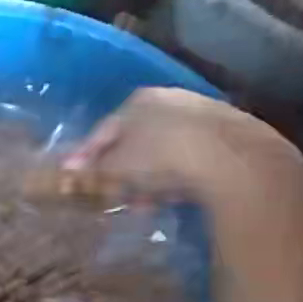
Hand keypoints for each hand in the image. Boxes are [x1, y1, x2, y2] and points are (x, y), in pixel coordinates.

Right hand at [63, 88, 302, 205]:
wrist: (234, 161)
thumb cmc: (159, 157)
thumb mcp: (113, 167)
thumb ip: (88, 168)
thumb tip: (67, 170)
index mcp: (141, 100)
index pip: (103, 130)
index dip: (86, 157)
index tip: (77, 179)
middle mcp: (174, 99)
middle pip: (136, 140)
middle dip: (121, 171)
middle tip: (112, 195)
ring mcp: (208, 113)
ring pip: (164, 150)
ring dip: (148, 178)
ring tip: (142, 203)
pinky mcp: (234, 133)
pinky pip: (192, 156)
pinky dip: (177, 175)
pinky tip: (171, 196)